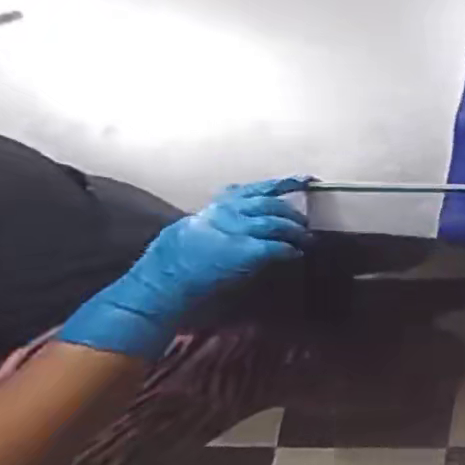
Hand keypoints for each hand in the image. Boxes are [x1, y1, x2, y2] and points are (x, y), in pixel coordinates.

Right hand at [59, 177, 312, 359]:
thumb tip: (243, 214)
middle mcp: (225, 213)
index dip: (284, 183)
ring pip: (277, 223)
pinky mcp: (242, 251)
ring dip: (296, 232)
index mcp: (215, 207)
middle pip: (271, 204)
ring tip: (305, 240)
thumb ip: (219, 217)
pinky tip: (294, 254)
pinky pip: (276, 246)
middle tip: (305, 223)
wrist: (159, 285)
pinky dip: (289, 249)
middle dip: (293, 213)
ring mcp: (234, 231)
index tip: (305, 180)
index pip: (255, 189)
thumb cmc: (172, 262)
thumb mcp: (193, 228)